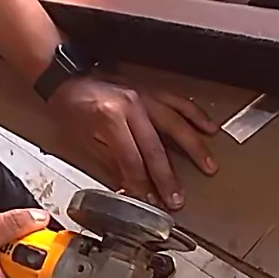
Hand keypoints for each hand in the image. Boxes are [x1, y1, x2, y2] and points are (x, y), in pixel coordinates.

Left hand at [47, 74, 217, 209]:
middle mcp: (131, 107)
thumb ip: (112, 165)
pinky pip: (180, 103)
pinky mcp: (152, 91)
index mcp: (110, 119)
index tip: (150, 201)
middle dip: (168, 178)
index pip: (132, 161)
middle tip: (178, 199)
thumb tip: (131, 188)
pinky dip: (197, 116)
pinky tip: (210, 129)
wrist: (68, 75)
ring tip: (209, 166)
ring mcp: (145, 97)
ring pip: (177, 125)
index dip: (141, 185)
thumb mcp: (85, 142)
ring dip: (195, 148)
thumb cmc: (72, 108)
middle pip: (156, 149)